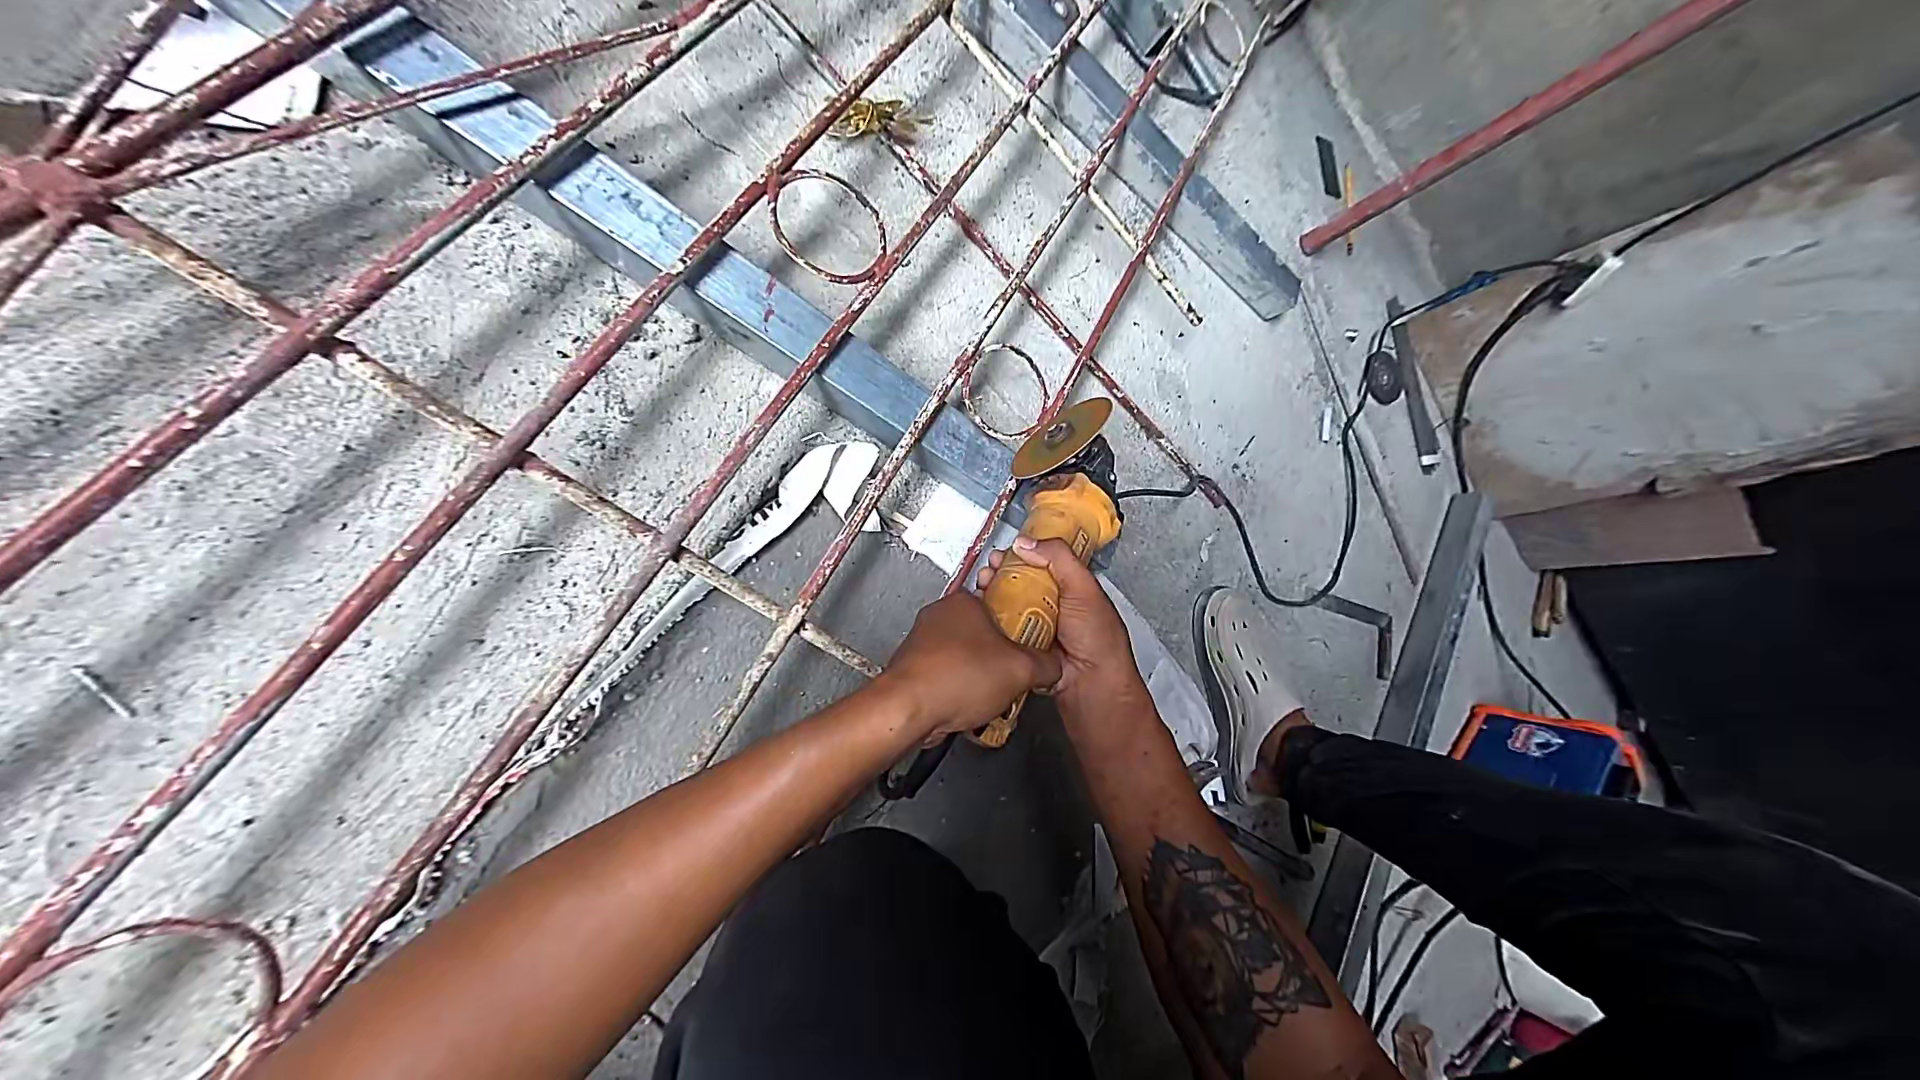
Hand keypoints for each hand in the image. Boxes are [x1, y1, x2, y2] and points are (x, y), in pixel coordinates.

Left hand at [877, 591, 1062, 739]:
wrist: (908, 709)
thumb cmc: (953, 677)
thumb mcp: (1021, 670)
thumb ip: (1045, 664)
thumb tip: (1052, 667)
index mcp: (964, 602)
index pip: (1001, 605)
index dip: (1019, 628)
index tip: (1030, 643)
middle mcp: (939, 616)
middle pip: (983, 635)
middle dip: (1000, 659)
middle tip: (1013, 675)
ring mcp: (922, 642)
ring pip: (964, 658)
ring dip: (979, 678)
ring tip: (991, 697)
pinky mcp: (912, 668)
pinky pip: (946, 677)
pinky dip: (958, 691)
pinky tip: (967, 708)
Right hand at [975, 536, 1145, 709]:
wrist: (1091, 683)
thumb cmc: (1099, 639)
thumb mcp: (1084, 587)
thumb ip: (1059, 558)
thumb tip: (1027, 542)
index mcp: (1071, 586)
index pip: (1042, 561)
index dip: (1022, 554)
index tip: (1005, 551)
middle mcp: (1053, 603)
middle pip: (1019, 581)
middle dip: (1000, 573)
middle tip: (989, 571)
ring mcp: (1037, 624)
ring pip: (1008, 603)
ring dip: (991, 594)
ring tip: (982, 587)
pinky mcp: (1023, 643)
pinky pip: (1002, 627)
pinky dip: (990, 619)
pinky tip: (982, 612)